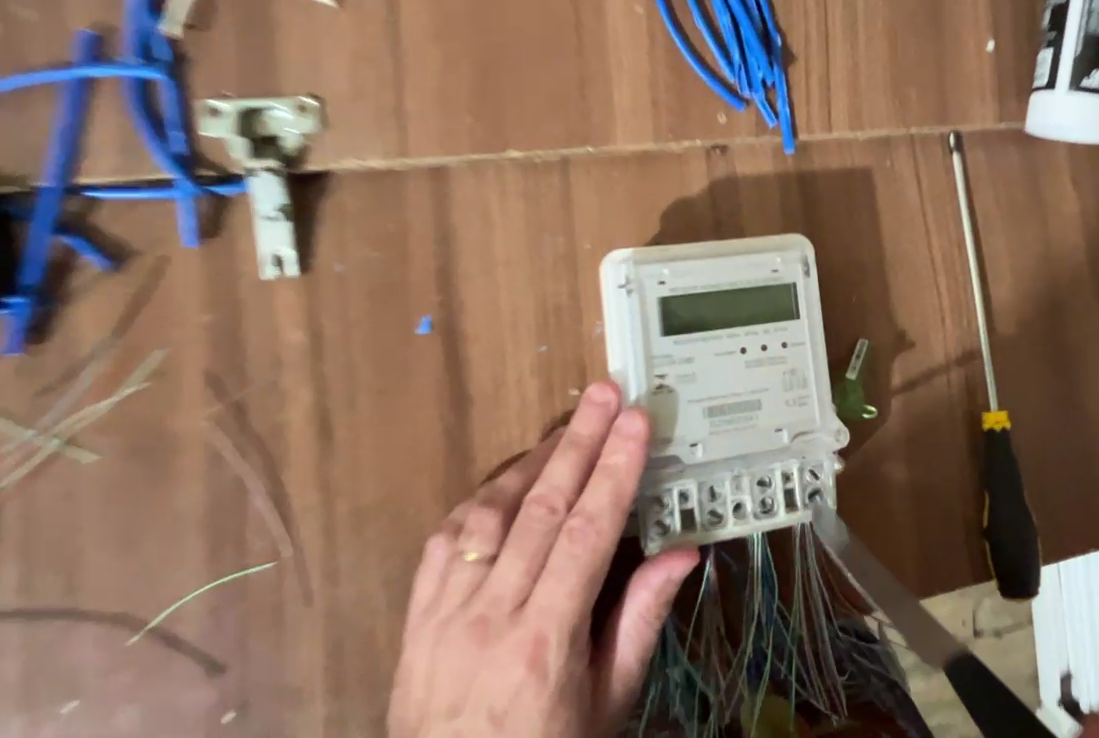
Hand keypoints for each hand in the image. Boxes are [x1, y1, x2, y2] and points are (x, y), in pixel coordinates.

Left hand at [389, 381, 701, 737]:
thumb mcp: (607, 704)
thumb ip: (640, 620)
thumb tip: (682, 552)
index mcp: (545, 642)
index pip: (586, 534)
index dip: (614, 471)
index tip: (635, 422)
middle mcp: (490, 617)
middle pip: (539, 508)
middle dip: (578, 442)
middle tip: (605, 393)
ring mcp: (444, 614)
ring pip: (488, 514)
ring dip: (531, 461)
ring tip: (568, 426)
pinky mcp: (415, 618)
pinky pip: (445, 542)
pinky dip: (479, 500)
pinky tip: (507, 480)